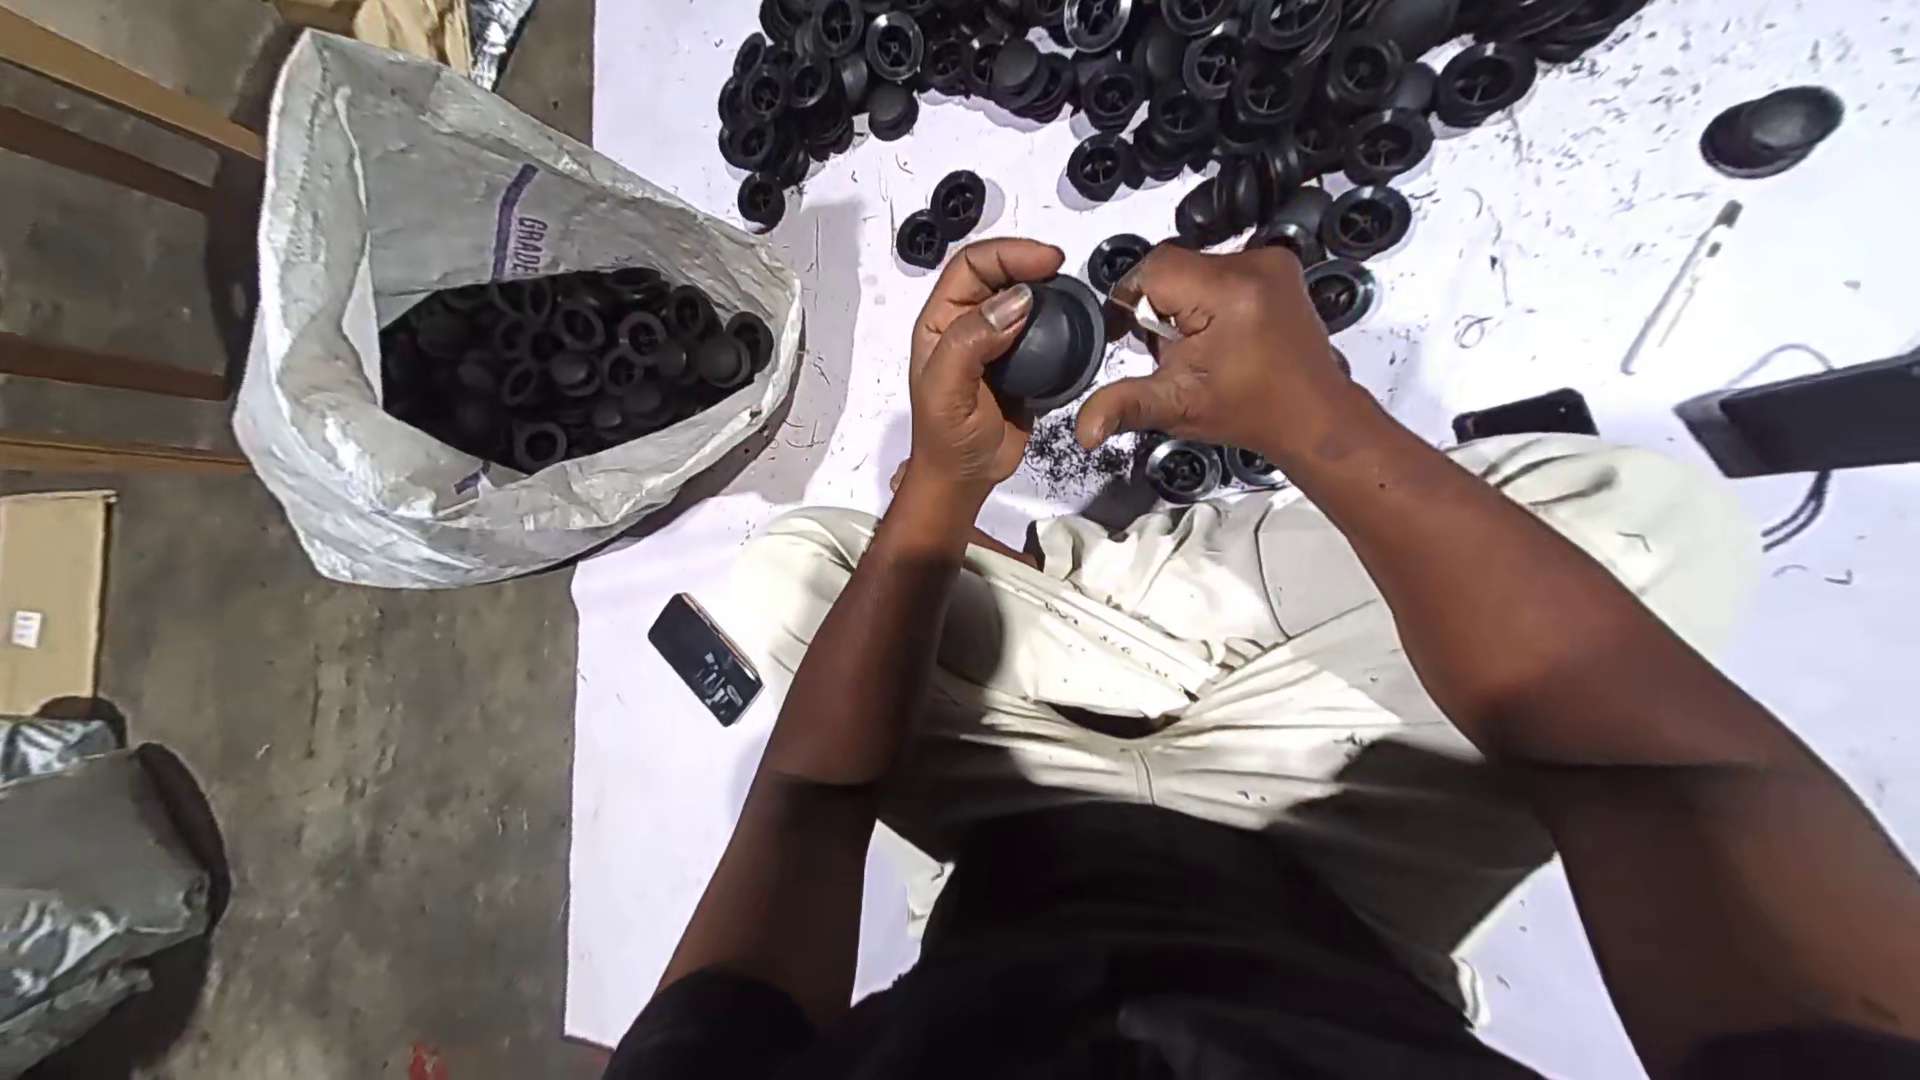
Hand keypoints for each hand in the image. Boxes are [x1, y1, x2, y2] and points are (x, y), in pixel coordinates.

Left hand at [906, 238, 1065, 501]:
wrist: (966, 476)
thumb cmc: (946, 438)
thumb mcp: (947, 390)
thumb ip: (971, 342)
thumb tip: (1015, 301)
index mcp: (940, 323)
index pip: (970, 267)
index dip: (1006, 254)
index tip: (1044, 261)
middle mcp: (967, 325)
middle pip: (998, 274)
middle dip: (1028, 263)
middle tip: (1060, 270)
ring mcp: (996, 344)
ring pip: (1022, 300)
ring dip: (1046, 291)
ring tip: (1069, 293)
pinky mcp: (1021, 364)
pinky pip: (1041, 332)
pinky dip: (1058, 323)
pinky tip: (1071, 325)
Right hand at [1075, 244, 1357, 461]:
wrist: (1309, 414)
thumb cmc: (1252, 410)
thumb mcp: (1175, 408)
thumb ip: (1123, 407)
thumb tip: (1084, 428)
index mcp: (1228, 293)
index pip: (1152, 268)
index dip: (1132, 301)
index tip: (1134, 334)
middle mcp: (1254, 265)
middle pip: (1171, 266)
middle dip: (1159, 308)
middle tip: (1177, 350)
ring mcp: (1270, 262)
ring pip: (1193, 267)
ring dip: (1182, 304)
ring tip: (1201, 345)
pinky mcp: (1277, 267)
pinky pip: (1219, 269)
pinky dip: (1206, 299)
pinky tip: (1219, 333)